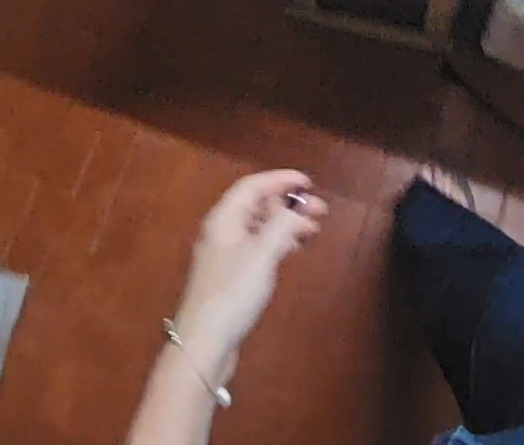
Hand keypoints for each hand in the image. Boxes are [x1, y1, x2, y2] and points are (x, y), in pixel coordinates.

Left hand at [171, 169, 326, 374]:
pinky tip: (293, 248)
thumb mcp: (261, 256)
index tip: (308, 183)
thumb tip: (297, 210)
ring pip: (260, 225)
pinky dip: (278, 241)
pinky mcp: (231, 273)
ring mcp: (226, 252)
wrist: (203, 344)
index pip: (253, 186)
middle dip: (288, 203)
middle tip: (320, 210)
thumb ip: (282, 227)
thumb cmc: (231, 294)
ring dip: (286, 223)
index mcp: (224, 219)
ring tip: (313, 230)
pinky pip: (258, 244)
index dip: (281, 179)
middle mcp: (223, 230)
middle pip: (258, 204)